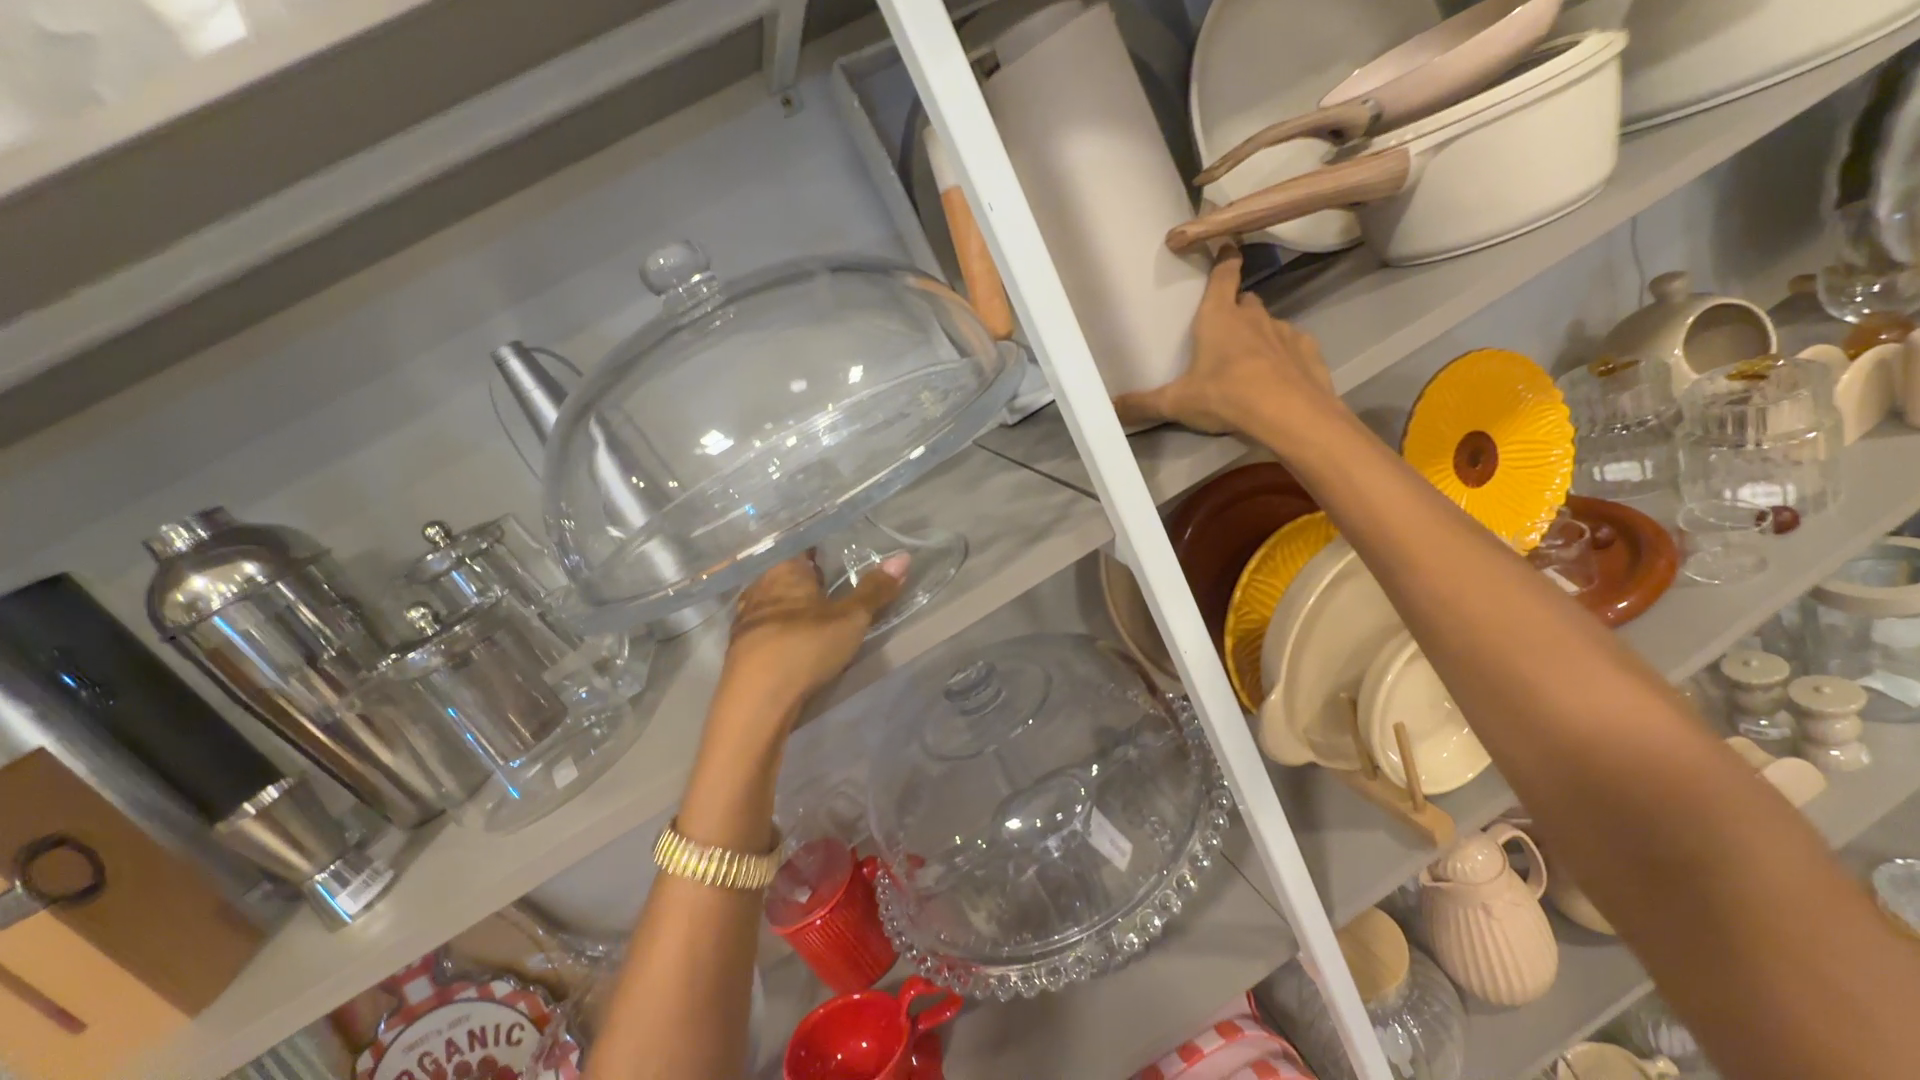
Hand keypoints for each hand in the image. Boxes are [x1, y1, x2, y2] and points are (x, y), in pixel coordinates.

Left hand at [717, 552, 907, 714]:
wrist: (756, 700)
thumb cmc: (804, 646)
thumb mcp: (850, 619)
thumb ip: (874, 589)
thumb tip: (904, 557)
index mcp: (782, 567)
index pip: (803, 541)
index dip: (822, 542)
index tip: (843, 544)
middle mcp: (759, 584)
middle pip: (788, 569)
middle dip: (811, 573)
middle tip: (840, 575)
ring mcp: (747, 615)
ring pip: (777, 597)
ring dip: (797, 600)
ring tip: (822, 604)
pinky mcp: (744, 644)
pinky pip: (770, 622)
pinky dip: (786, 623)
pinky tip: (799, 632)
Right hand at [1113, 246, 1341, 443]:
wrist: (1288, 414)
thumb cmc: (1225, 396)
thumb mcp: (1177, 403)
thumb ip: (1143, 404)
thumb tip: (1111, 409)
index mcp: (1218, 316)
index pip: (1224, 274)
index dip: (1225, 259)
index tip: (1228, 247)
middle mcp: (1253, 316)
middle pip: (1246, 300)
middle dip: (1237, 308)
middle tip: (1226, 330)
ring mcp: (1285, 332)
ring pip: (1270, 325)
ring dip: (1260, 337)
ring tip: (1251, 365)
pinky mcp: (1308, 351)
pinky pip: (1294, 347)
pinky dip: (1286, 357)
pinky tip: (1279, 379)